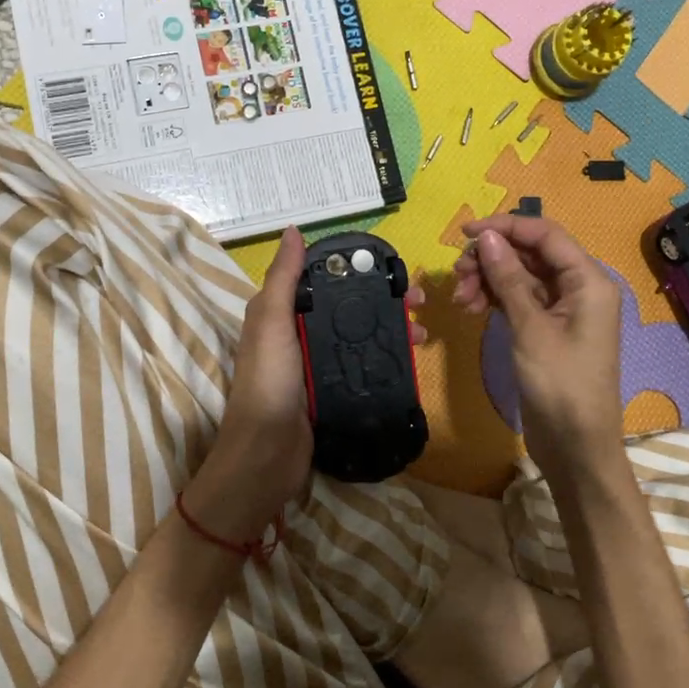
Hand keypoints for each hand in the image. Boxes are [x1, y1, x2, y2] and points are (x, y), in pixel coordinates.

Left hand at [194, 228, 428, 539]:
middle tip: (420, 301)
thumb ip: (284, 279)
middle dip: (385, 301)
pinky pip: (365, 367)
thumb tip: (294, 230)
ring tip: (423, 333)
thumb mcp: (271, 323)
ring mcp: (319, 365)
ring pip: (362, 337)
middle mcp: (300, 334)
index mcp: (282, 313)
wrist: (266, 456)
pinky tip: (411, 359)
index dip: (358, 271)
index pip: (326, 281)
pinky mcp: (335, 392)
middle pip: (350, 308)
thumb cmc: (268, 382)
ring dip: (392, 330)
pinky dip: (388, 359)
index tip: (391, 268)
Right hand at [451, 216, 621, 471]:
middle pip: (531, 253)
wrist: (577, 448)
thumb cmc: (560, 385)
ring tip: (461, 300)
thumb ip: (508, 279)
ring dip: (489, 280)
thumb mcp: (530, 329)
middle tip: (458, 277)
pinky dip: (496, 299)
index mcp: (589, 280)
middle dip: (492, 258)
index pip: (545, 234)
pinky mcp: (547, 330)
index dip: (505, 226)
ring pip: (521, 276)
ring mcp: (563, 310)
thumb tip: (487, 237)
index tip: (465, 233)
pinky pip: (519, 299)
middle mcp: (580, 288)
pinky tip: (472, 309)